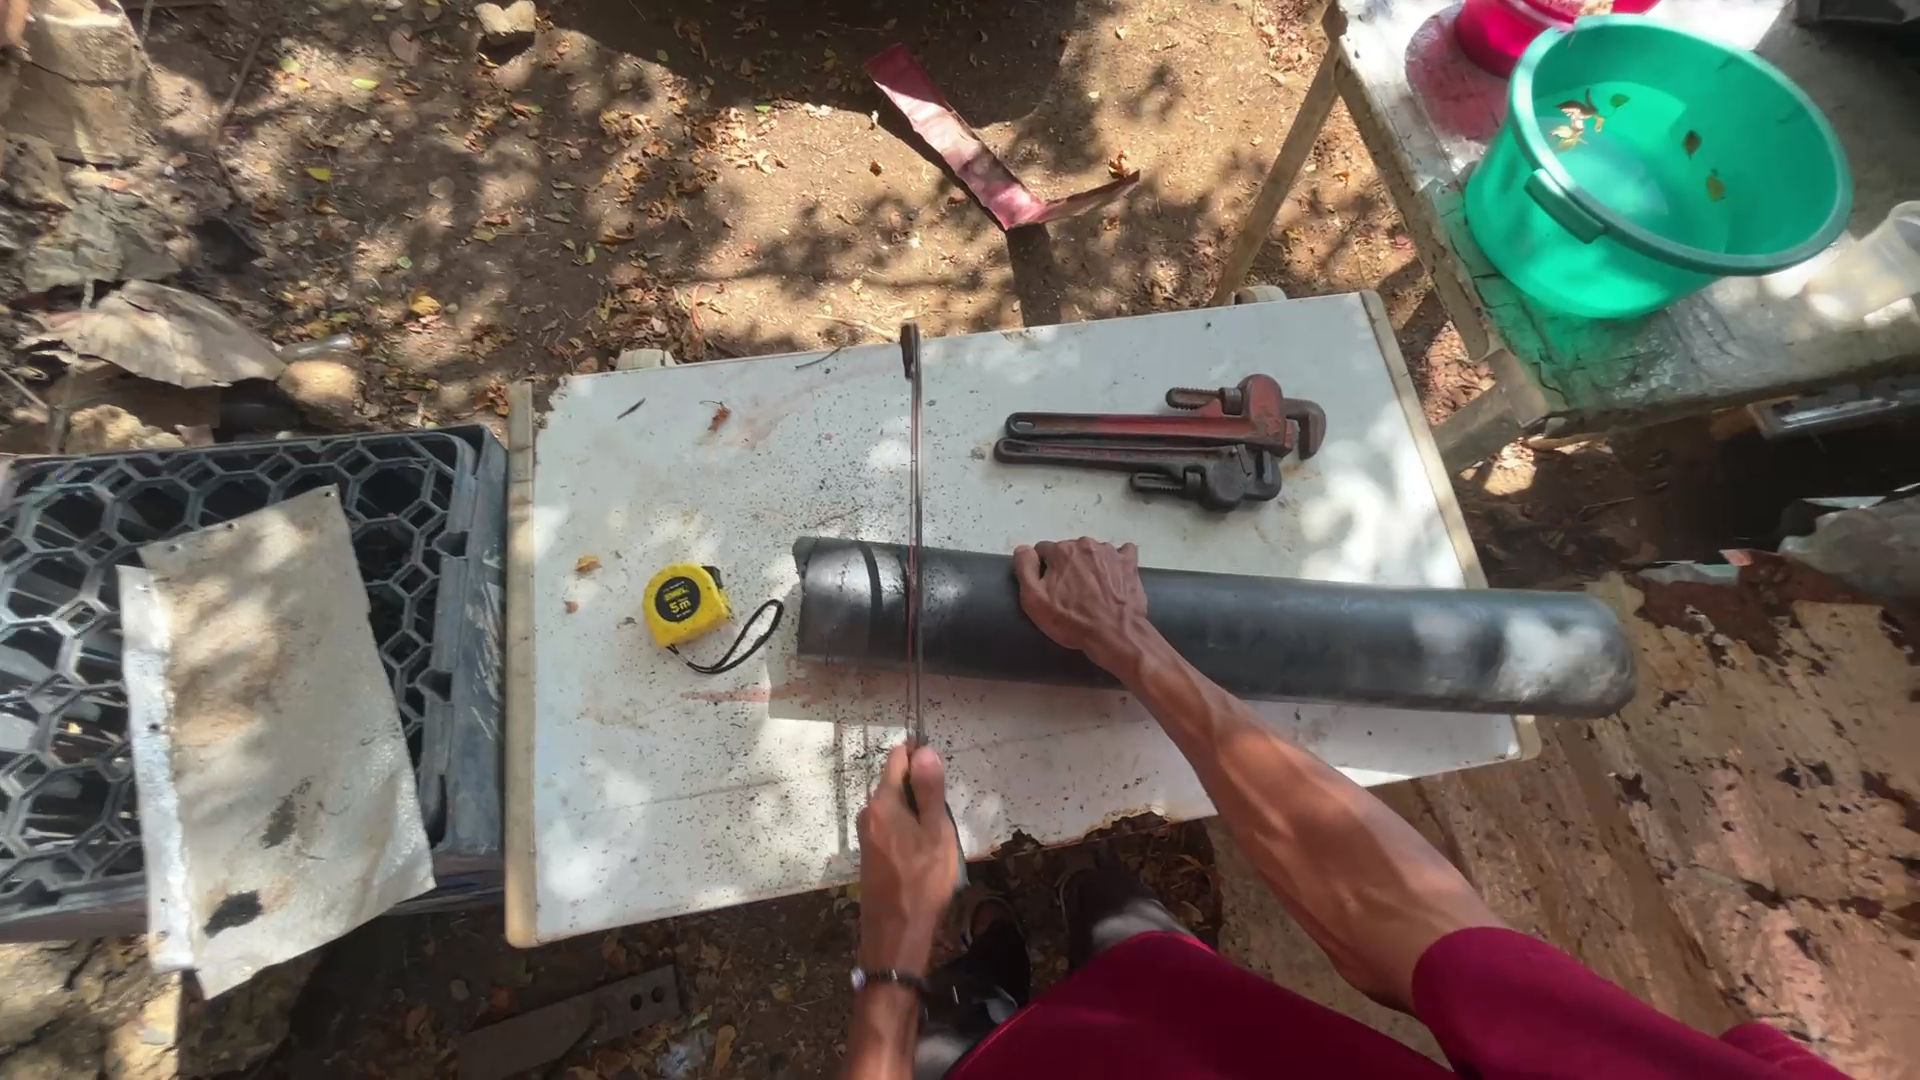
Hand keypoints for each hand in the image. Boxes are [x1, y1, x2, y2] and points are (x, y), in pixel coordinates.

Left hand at [855, 743, 958, 973]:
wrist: (896, 935)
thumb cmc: (922, 882)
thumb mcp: (936, 832)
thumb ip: (930, 790)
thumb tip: (925, 750)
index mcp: (883, 802)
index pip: (898, 758)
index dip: (921, 758)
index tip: (941, 778)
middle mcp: (869, 812)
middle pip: (897, 781)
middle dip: (921, 790)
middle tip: (943, 820)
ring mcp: (867, 833)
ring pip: (896, 805)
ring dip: (917, 813)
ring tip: (936, 841)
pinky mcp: (870, 851)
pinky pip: (892, 825)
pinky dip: (908, 829)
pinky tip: (923, 855)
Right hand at [1013, 538, 1153, 670]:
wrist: (1114, 635)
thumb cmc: (1071, 621)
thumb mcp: (1034, 600)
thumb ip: (1024, 568)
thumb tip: (1023, 548)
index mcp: (1060, 550)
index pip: (1043, 551)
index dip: (1043, 570)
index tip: (1049, 589)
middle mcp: (1085, 543)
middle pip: (1068, 550)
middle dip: (1067, 567)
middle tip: (1070, 593)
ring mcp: (1110, 551)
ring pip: (1092, 553)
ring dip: (1089, 565)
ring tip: (1093, 590)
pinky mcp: (1129, 562)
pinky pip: (1121, 553)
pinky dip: (1116, 562)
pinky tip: (1114, 577)